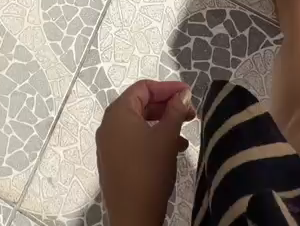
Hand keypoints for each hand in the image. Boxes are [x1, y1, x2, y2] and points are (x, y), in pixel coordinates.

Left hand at [96, 79, 196, 225]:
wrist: (133, 218)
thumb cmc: (149, 171)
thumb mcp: (167, 137)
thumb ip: (175, 110)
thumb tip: (183, 93)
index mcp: (118, 112)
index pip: (143, 88)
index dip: (167, 88)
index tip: (188, 94)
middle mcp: (109, 124)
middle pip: (140, 104)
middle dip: (166, 106)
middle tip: (190, 113)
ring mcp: (109, 144)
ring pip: (139, 124)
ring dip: (162, 124)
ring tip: (184, 133)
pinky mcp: (114, 161)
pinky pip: (134, 140)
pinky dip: (153, 138)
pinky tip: (173, 150)